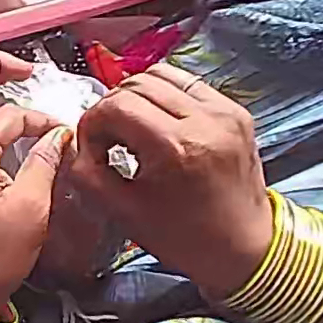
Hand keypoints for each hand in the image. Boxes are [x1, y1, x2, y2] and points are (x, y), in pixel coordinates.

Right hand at [69, 63, 272, 298]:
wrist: (244, 247)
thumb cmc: (183, 237)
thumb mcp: (123, 213)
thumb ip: (89, 173)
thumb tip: (78, 145)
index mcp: (175, 148)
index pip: (116, 106)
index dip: (92, 123)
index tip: (92, 148)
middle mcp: (203, 120)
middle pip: (135, 84)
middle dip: (110, 109)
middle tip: (108, 139)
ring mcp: (223, 111)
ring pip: (160, 75)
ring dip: (134, 96)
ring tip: (131, 128)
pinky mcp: (234, 110)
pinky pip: (186, 84)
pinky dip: (162, 96)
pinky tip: (157, 123)